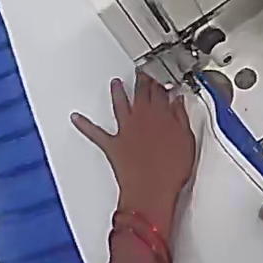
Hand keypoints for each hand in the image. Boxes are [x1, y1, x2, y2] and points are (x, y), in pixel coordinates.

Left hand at [73, 74, 195, 242]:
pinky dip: (84, 125)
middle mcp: (141, 119)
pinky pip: (95, 132)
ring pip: (120, 105)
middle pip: (141, 93)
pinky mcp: (113, 145)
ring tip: (115, 83)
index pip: (161, 92)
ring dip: (117, 93)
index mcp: (161, 116)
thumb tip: (178, 103)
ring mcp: (125, 131)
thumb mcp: (187, 141)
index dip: (161, 81)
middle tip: (141, 70)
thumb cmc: (171, 171)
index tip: (161, 73)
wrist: (151, 191)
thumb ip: (181, 118)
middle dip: (142, 80)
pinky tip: (76, 118)